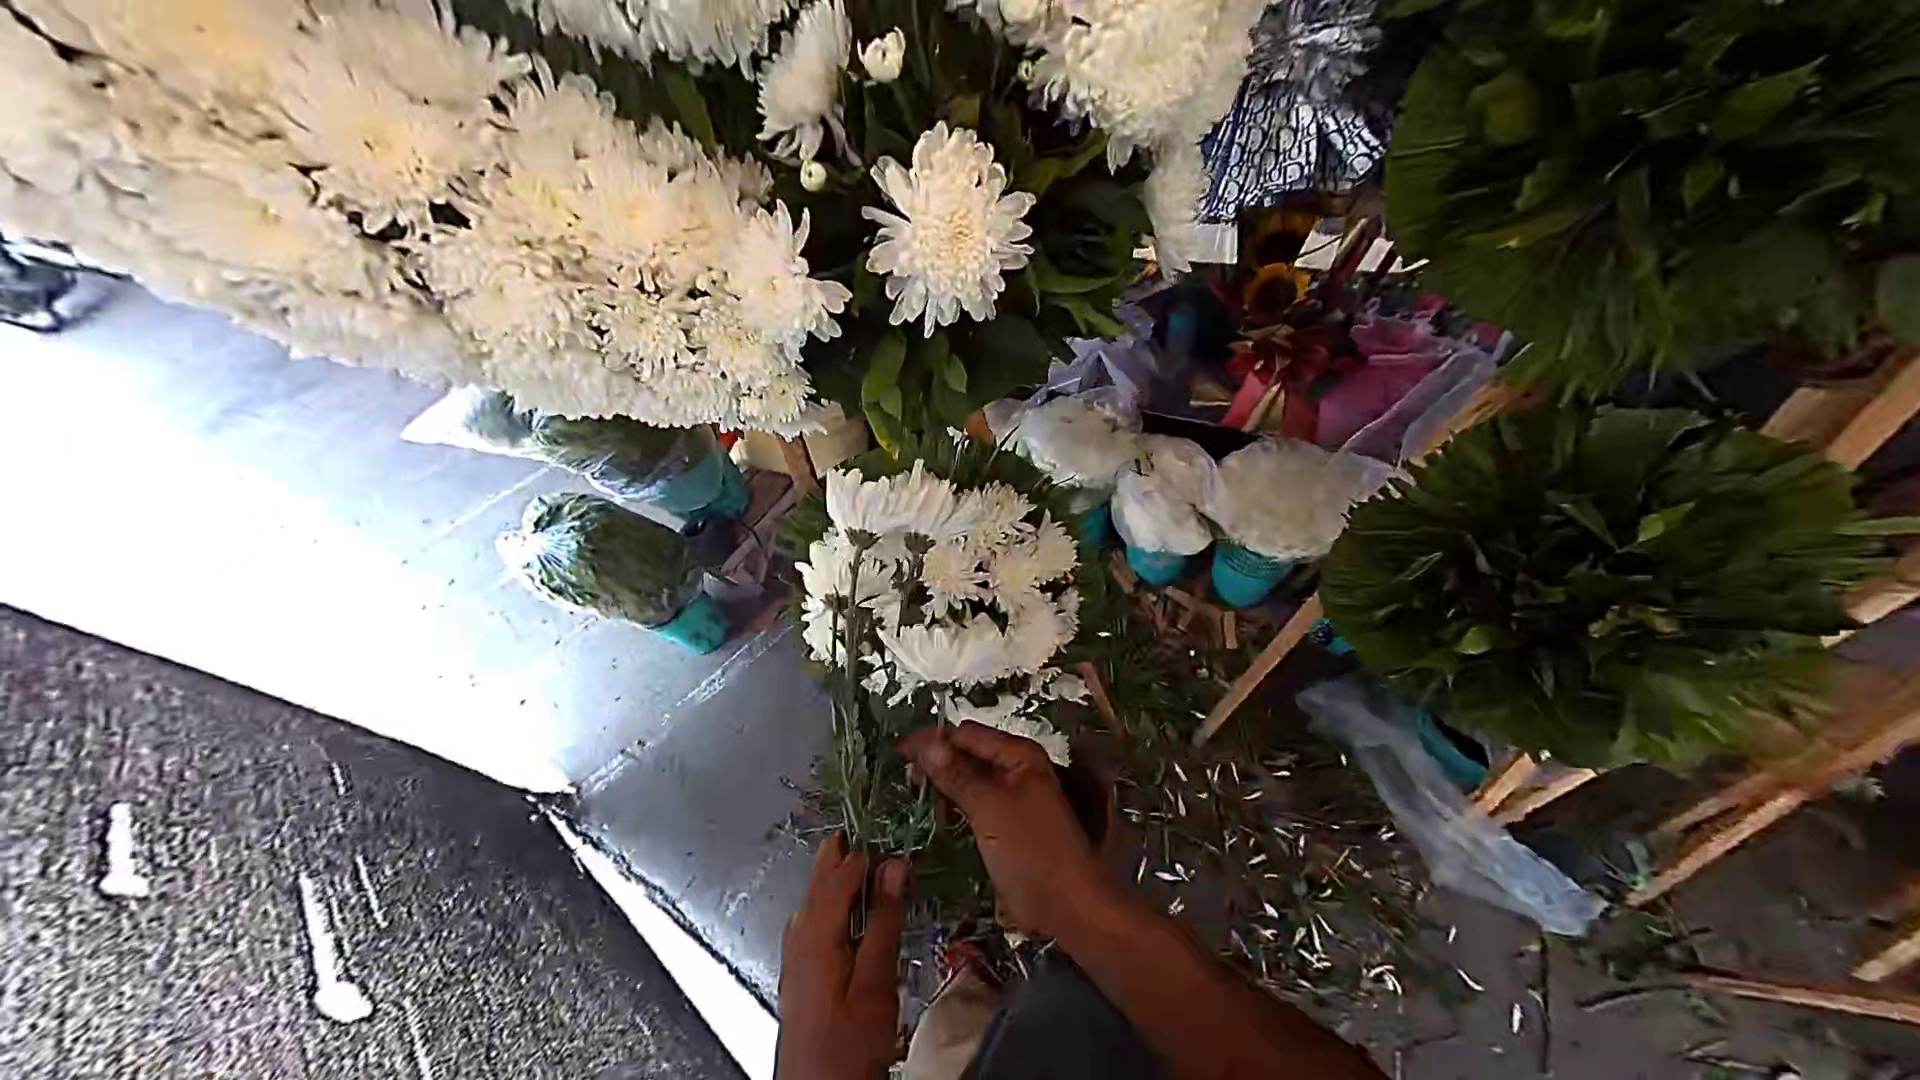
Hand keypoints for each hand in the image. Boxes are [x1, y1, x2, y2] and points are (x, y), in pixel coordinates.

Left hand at [776, 833, 908, 1079]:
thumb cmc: (849, 1043)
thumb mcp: (876, 980)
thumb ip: (884, 920)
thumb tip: (894, 866)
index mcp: (817, 931)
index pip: (840, 875)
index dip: (865, 855)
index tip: (890, 839)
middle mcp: (800, 936)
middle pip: (820, 883)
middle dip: (840, 858)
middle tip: (856, 833)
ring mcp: (795, 956)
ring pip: (814, 902)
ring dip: (834, 880)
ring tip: (852, 862)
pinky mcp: (799, 974)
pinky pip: (812, 922)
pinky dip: (829, 904)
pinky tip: (838, 912)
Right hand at [896, 721, 1118, 939]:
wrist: (1068, 905)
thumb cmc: (1032, 851)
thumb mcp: (989, 808)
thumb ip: (956, 775)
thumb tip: (927, 743)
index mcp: (1018, 755)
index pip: (966, 734)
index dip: (933, 741)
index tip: (900, 752)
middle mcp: (1017, 768)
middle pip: (968, 753)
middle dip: (938, 761)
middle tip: (906, 777)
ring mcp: (1013, 796)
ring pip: (970, 778)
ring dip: (945, 784)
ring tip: (920, 797)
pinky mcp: (1007, 822)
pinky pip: (975, 801)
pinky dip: (956, 803)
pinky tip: (941, 815)